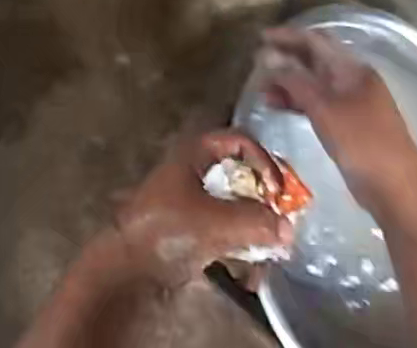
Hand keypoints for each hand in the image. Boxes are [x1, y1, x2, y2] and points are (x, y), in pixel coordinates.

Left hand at [113, 129, 295, 284]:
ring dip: (256, 229)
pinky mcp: (192, 229)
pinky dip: (241, 248)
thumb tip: (287, 227)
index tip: (278, 191)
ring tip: (271, 253)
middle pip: (240, 174)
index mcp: (194, 154)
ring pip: (236, 206)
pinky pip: (226, 232)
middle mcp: (194, 172)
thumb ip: (253, 221)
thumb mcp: (213, 222)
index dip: (263, 159)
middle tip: (283, 223)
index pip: (237, 141)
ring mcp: (193, 201)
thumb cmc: (167, 230)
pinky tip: (250, 276)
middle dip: (264, 199)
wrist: (129, 266)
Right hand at [260, 27, 416, 218]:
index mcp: (353, 69)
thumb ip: (293, 79)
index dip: (287, 35)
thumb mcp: (323, 108)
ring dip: (287, 82)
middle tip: (257, 62)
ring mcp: (352, 103)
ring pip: (313, 82)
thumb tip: (266, 55)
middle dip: (285, 58)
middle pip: (314, 59)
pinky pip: (316, 102)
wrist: (398, 194)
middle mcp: (353, 80)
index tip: (260, 37)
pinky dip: (296, 100)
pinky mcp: (347, 124)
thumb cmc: (362, 144)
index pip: (315, 40)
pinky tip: (277, 106)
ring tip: (261, 90)